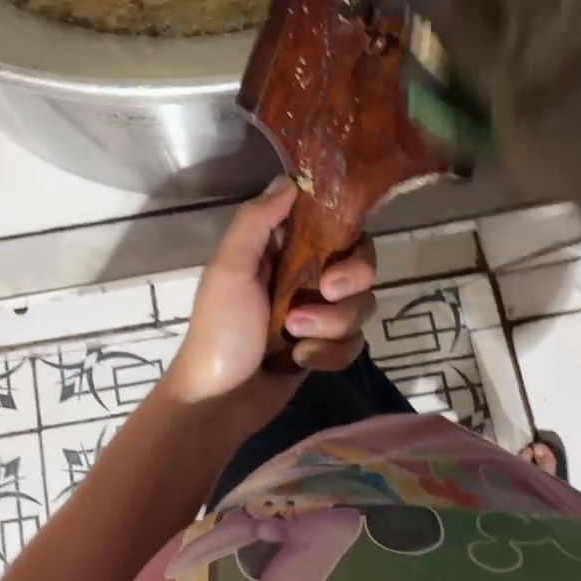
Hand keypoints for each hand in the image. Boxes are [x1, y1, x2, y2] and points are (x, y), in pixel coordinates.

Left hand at [160, 179, 378, 433]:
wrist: (219, 401)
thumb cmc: (219, 329)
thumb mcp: (229, 268)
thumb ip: (256, 222)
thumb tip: (289, 180)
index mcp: (280, 250)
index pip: (333, 225)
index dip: (347, 233)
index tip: (341, 249)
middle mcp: (304, 276)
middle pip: (360, 265)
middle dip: (350, 281)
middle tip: (326, 292)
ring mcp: (317, 313)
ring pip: (361, 306)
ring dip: (333, 323)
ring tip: (295, 336)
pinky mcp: (325, 348)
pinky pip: (353, 343)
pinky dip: (330, 353)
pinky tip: (301, 361)